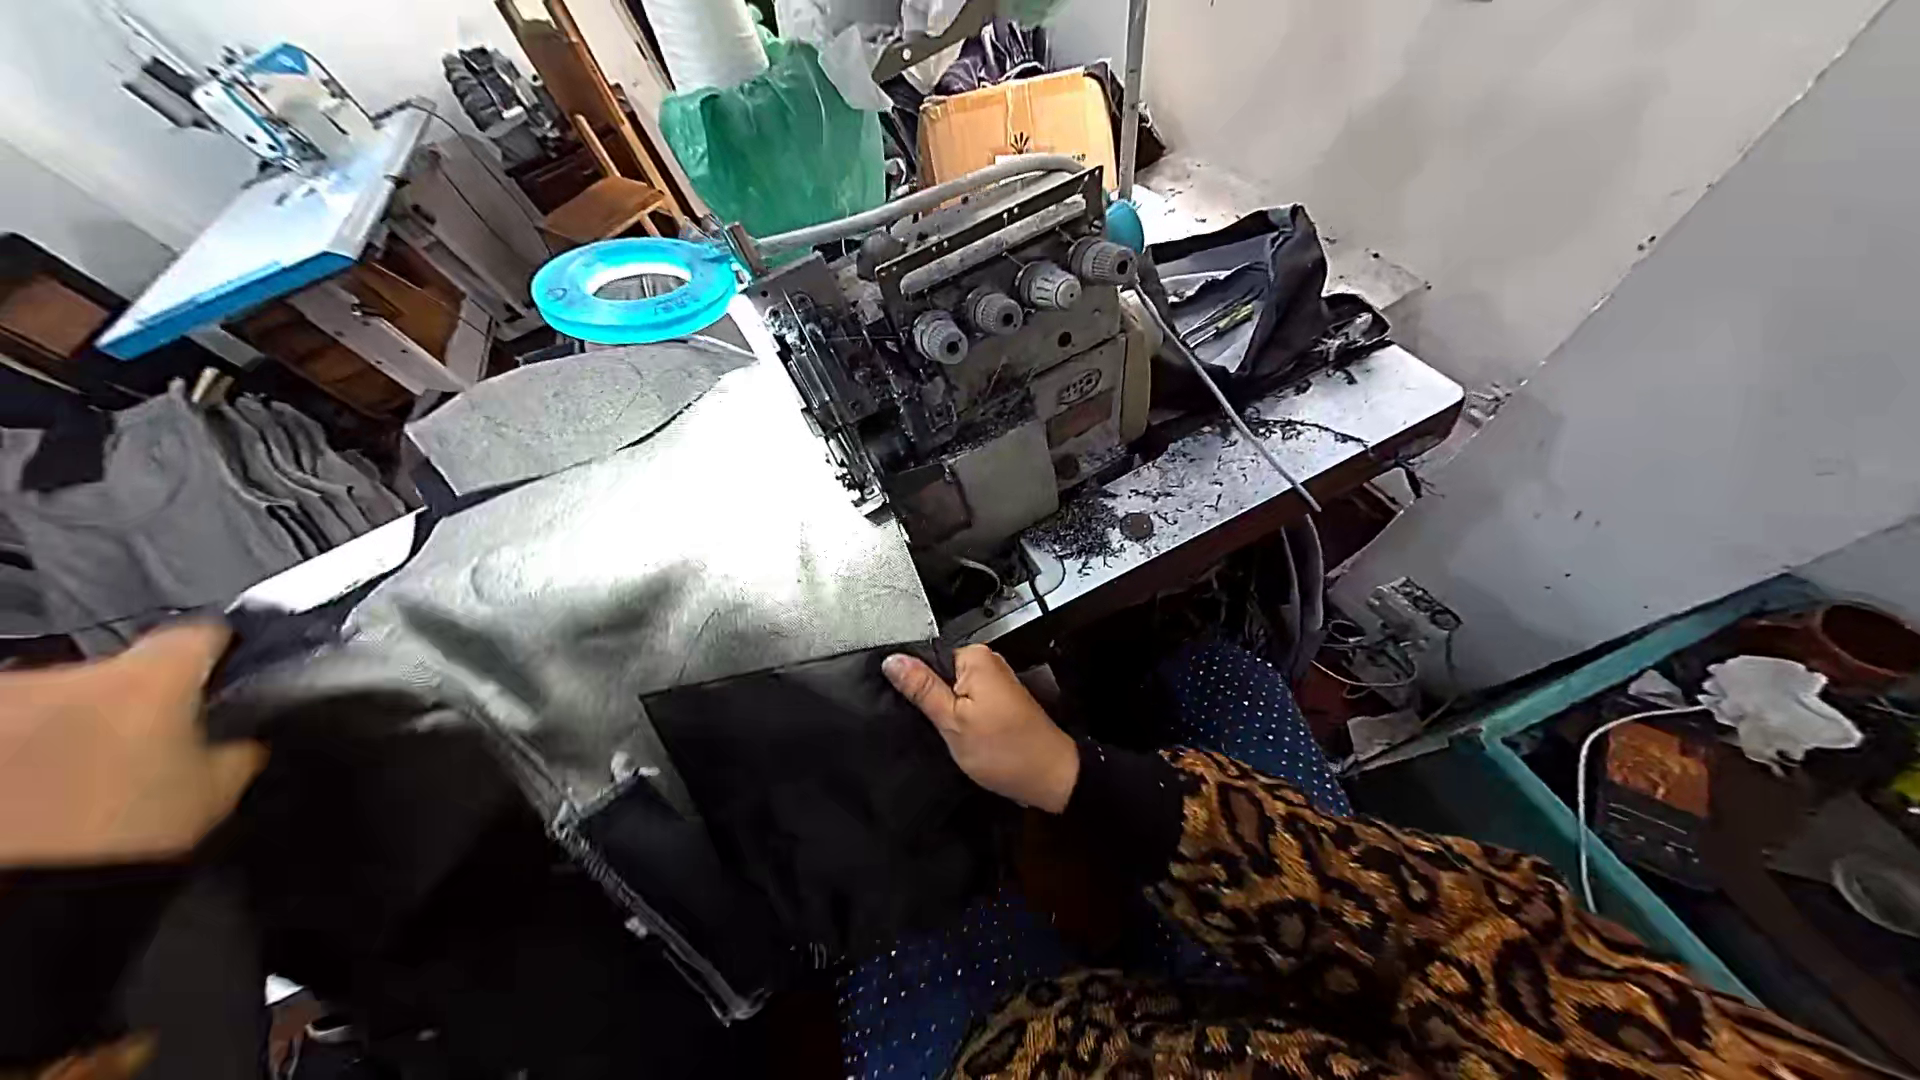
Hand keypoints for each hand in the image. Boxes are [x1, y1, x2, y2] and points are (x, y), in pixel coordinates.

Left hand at [0, 621, 266, 865]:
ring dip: (61, 725)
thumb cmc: (121, 836)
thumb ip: (236, 744)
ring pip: (46, 700)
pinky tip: (32, 786)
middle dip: (122, 701)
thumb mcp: (215, 790)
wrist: (14, 889)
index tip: (218, 669)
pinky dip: (22, 749)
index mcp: (148, 680)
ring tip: (67, 775)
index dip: (216, 651)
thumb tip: (240, 731)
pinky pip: (11, 727)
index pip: (200, 634)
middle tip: (134, 746)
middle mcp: (65, 676)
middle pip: (114, 671)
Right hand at [883, 645, 1079, 812]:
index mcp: (975, 657)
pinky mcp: (998, 700)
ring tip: (953, 733)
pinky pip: (967, 702)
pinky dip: (960, 718)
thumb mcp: (952, 721)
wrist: (1048, 777)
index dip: (914, 682)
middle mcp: (988, 662)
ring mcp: (994, 681)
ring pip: (952, 691)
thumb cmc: (1007, 752)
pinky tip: (963, 735)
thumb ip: (921, 688)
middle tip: (937, 725)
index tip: (915, 706)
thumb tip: (892, 661)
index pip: (926, 656)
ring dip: (946, 712)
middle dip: (931, 699)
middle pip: (939, 673)